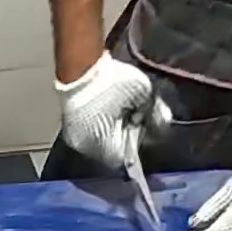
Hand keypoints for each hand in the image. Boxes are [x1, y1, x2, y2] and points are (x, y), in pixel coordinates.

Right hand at [55, 52, 171, 169]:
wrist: (80, 70)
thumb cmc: (112, 84)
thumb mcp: (142, 94)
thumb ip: (154, 114)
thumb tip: (162, 126)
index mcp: (103, 145)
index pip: (122, 161)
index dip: (136, 150)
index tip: (144, 135)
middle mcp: (85, 148)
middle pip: (109, 154)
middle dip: (124, 141)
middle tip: (135, 120)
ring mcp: (74, 140)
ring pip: (97, 147)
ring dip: (111, 136)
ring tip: (122, 116)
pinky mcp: (69, 130)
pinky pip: (88, 138)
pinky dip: (100, 131)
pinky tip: (107, 116)